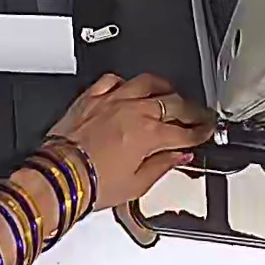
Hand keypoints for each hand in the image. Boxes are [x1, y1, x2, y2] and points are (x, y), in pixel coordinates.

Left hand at [47, 73, 213, 209]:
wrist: (59, 176)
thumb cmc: (91, 182)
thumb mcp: (137, 184)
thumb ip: (163, 166)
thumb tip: (177, 157)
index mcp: (149, 134)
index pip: (185, 131)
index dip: (200, 133)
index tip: (205, 133)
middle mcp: (133, 112)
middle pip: (174, 103)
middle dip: (192, 110)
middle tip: (198, 115)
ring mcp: (112, 101)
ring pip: (147, 82)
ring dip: (164, 87)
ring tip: (171, 92)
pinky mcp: (92, 98)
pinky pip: (113, 80)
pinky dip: (125, 82)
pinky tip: (129, 87)